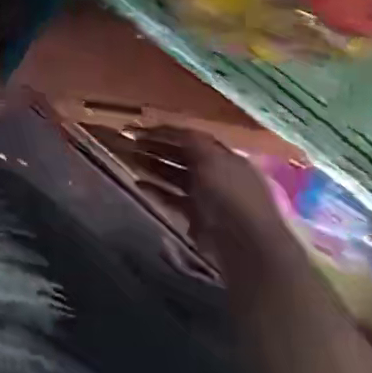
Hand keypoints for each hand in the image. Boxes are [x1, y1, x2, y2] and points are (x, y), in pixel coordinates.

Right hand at [131, 128, 297, 271]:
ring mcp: (205, 196)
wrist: (243, 242)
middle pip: (180, 156)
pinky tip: (138, 184)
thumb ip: (189, 141)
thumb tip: (166, 129)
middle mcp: (216, 174)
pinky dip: (154, 190)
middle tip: (128, 142)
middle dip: (155, 147)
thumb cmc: (229, 194)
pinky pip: (171, 198)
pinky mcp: (195, 216)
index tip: (137, 130)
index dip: (165, 133)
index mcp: (225, 158)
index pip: (191, 139)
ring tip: (128, 159)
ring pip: (173, 175)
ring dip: (151, 166)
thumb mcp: (212, 159)